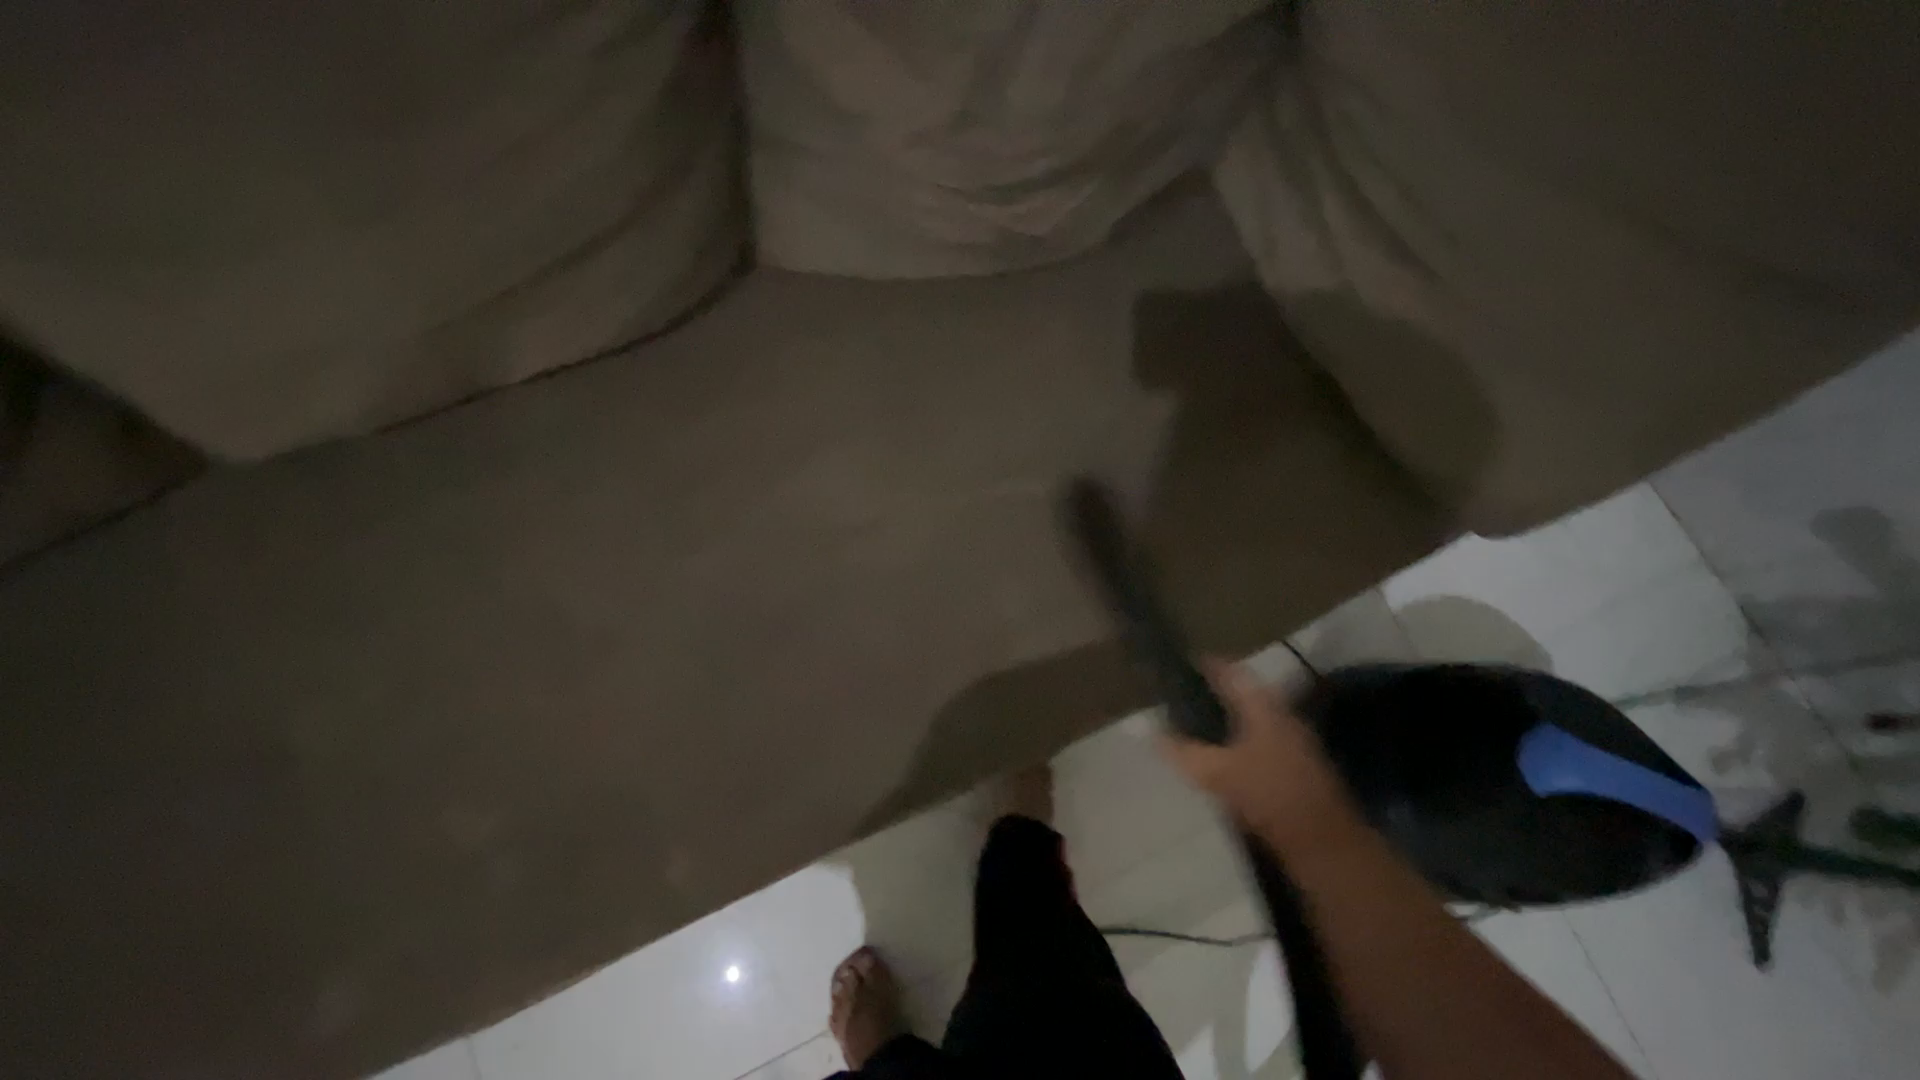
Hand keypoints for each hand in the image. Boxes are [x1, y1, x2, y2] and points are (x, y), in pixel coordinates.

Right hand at [1160, 659, 1361, 854]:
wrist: (1325, 843)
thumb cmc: (1270, 795)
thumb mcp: (1217, 773)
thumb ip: (1183, 752)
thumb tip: (1151, 734)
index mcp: (1264, 708)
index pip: (1232, 673)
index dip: (1207, 666)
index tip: (1182, 662)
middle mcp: (1283, 718)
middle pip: (1244, 696)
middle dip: (1215, 695)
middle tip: (1183, 698)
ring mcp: (1294, 745)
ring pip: (1253, 722)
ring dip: (1227, 722)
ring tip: (1196, 728)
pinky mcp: (1297, 771)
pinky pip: (1260, 745)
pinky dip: (1238, 745)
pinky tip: (1222, 761)